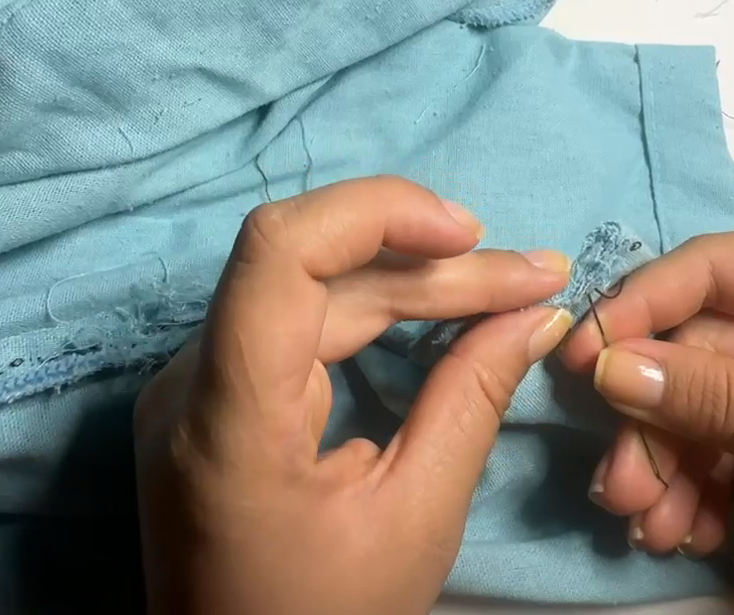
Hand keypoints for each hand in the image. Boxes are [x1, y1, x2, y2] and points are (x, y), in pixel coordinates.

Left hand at [133, 177, 575, 614]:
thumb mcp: (416, 522)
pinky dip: (382, 307)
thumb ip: (473, 400)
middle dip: (433, 265)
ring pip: (318, 288)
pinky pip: (306, 319)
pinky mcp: (222, 388)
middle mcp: (195, 378)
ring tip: (508, 285)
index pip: (280, 251)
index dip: (375, 211)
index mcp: (227, 419)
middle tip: (533, 275)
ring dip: (417, 280)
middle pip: (319, 271)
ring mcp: (200, 380)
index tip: (470, 233)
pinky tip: (443, 304)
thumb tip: (538, 313)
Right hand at [559, 233, 733, 614]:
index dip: (646, 304)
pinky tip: (687, 530)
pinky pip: (725, 433)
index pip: (721, 267)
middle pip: (702, 342)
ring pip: (703, 393)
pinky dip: (698, 480)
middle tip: (620, 488)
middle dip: (657, 415)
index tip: (585, 360)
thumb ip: (728, 403)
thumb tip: (610, 368)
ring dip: (669, 458)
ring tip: (649, 527)